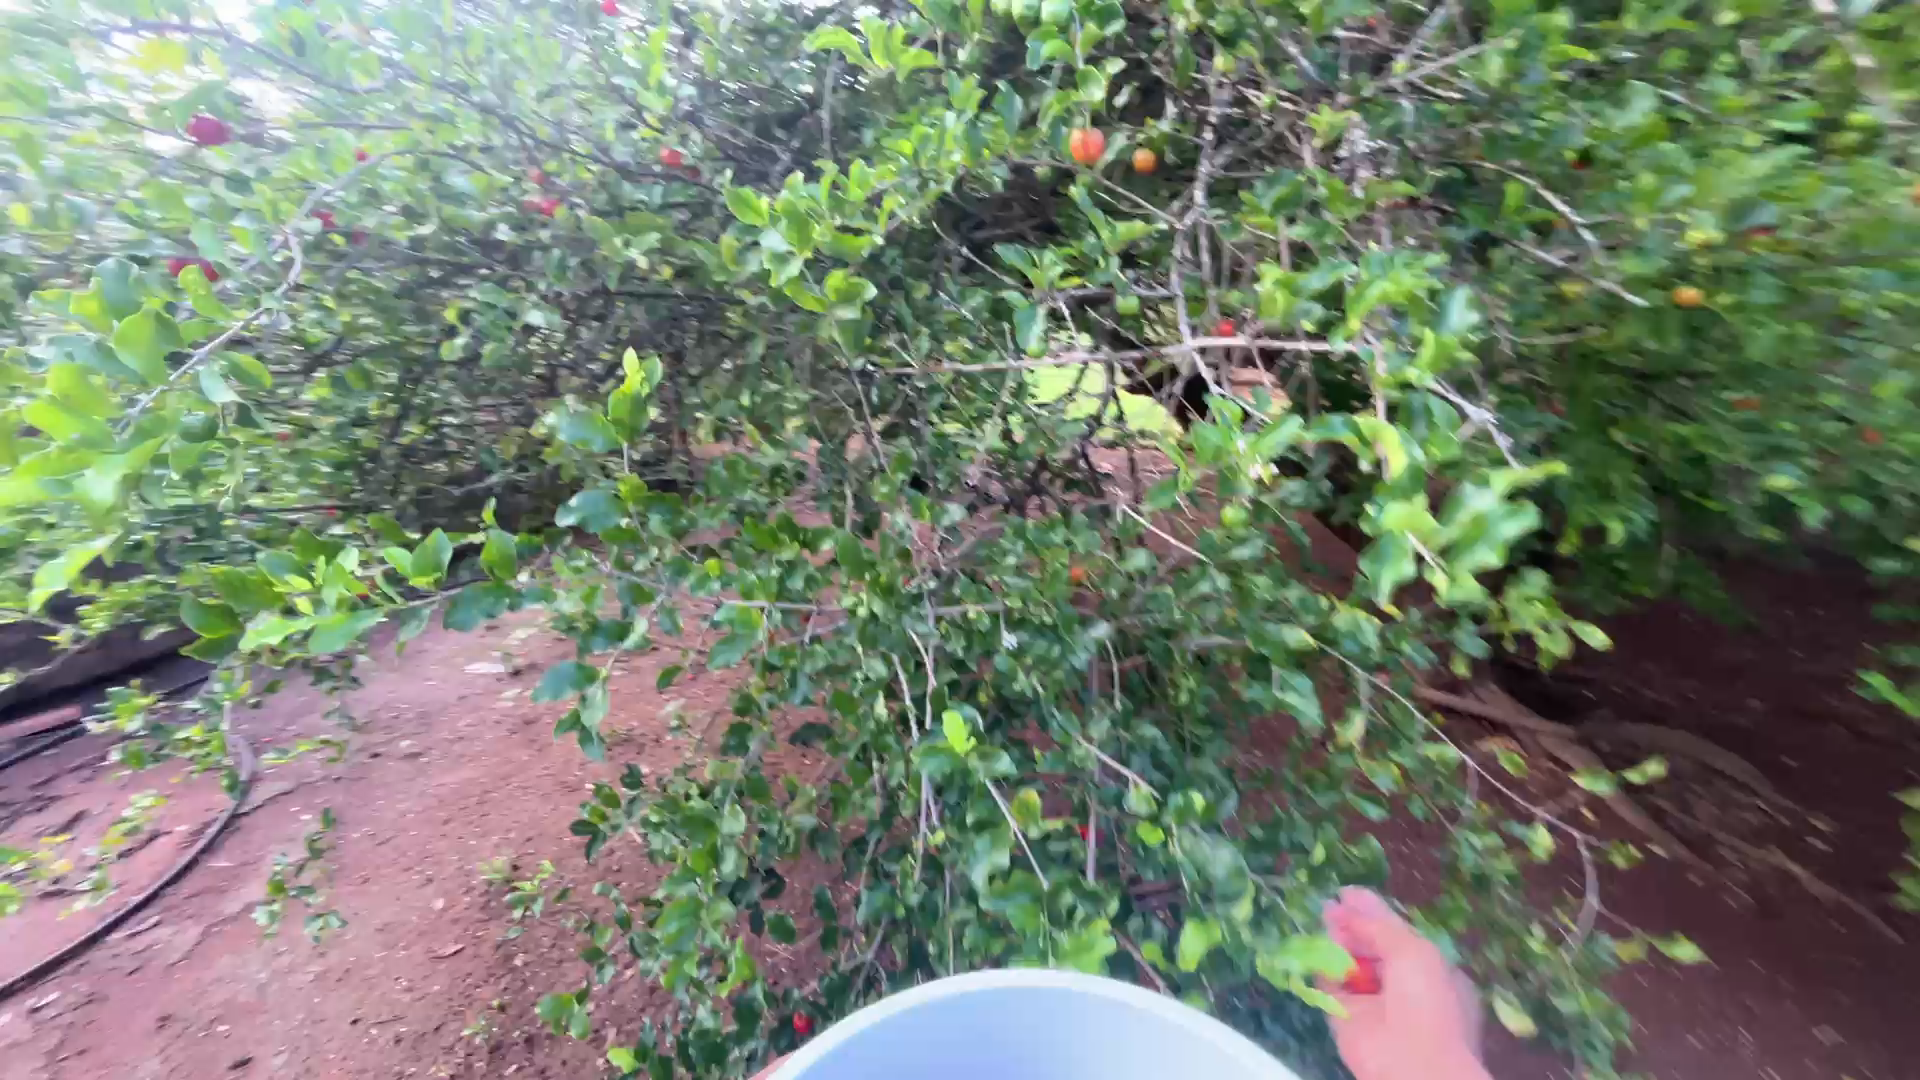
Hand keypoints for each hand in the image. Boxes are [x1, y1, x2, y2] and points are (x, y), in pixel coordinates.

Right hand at [1319, 887, 1489, 1079]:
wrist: (1414, 1066)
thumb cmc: (1427, 1002)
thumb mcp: (1411, 950)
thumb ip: (1375, 925)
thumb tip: (1343, 904)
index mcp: (1431, 971)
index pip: (1397, 934)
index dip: (1373, 912)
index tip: (1346, 893)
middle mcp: (1403, 986)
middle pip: (1370, 945)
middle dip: (1351, 924)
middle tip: (1329, 905)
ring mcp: (1373, 1002)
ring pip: (1348, 962)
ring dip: (1335, 941)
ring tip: (1322, 918)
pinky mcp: (1345, 1015)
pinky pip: (1329, 983)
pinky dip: (1320, 965)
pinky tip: (1313, 944)